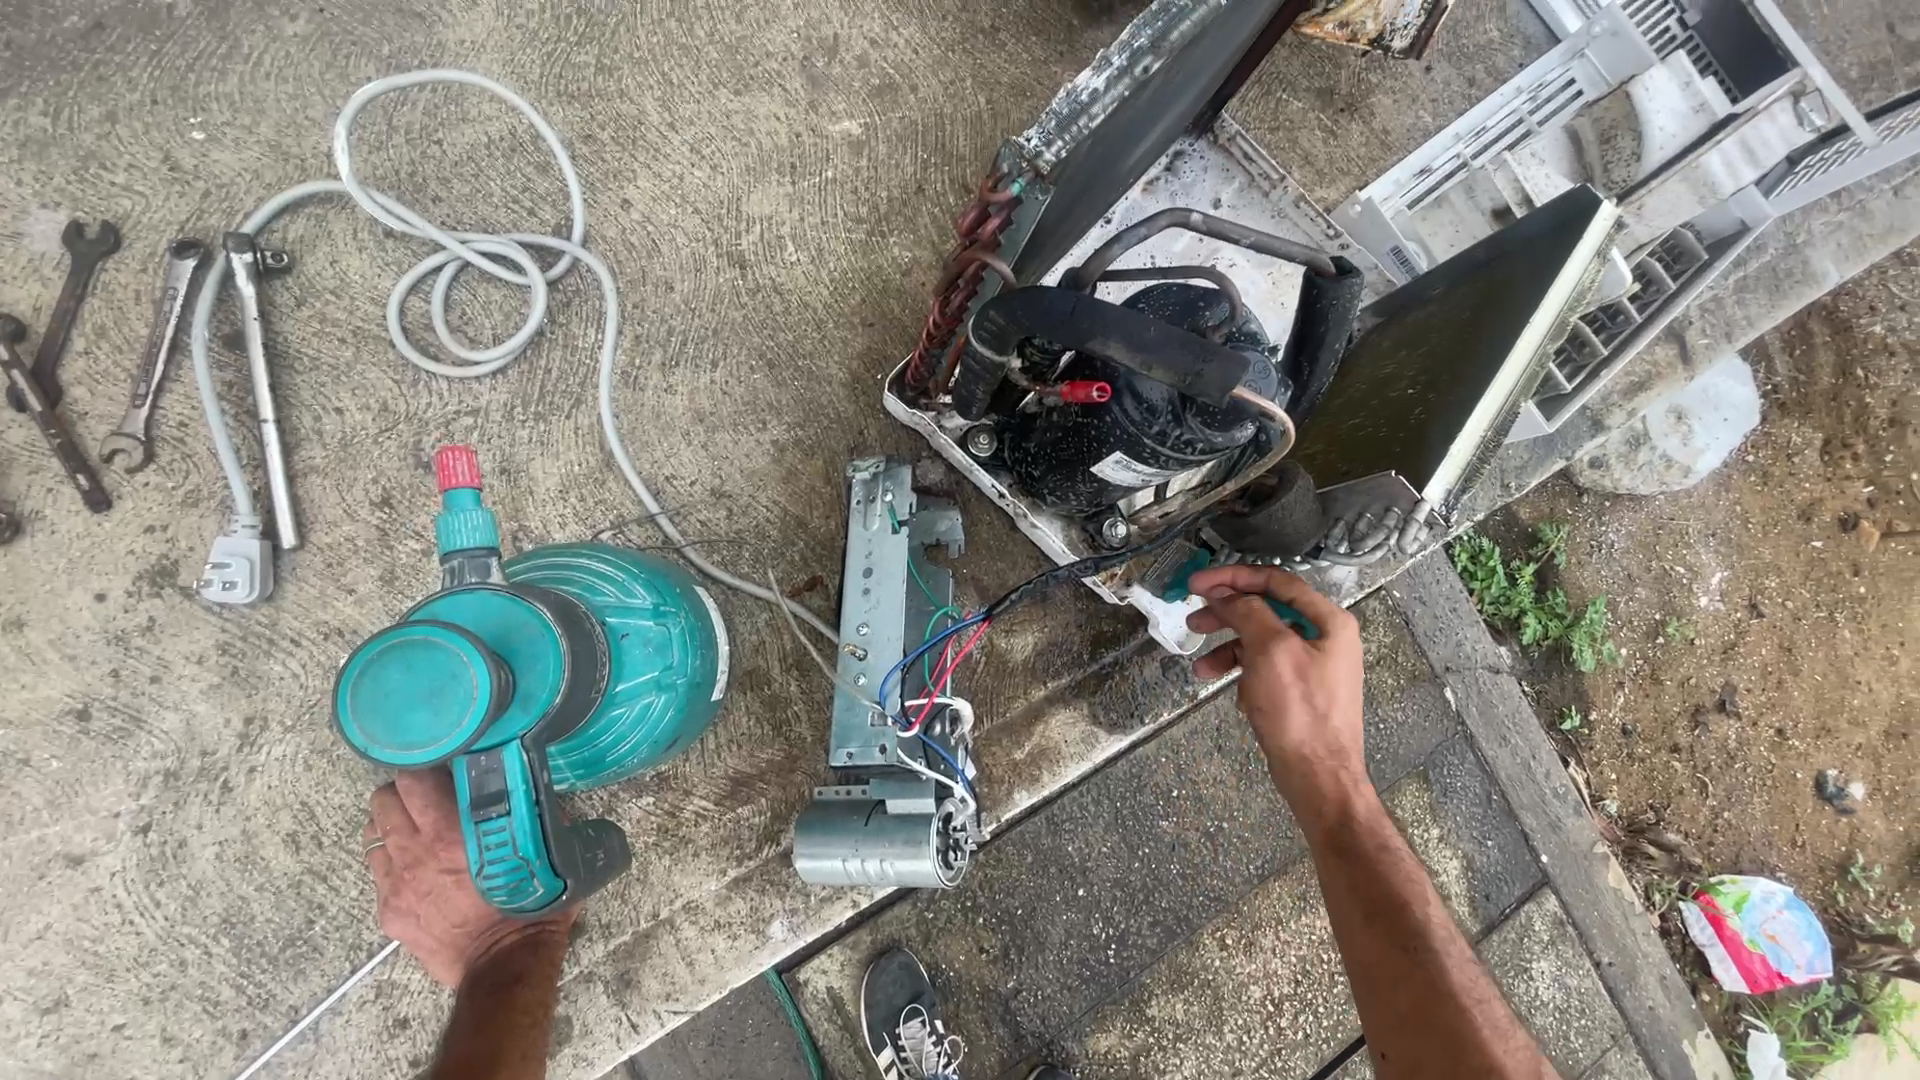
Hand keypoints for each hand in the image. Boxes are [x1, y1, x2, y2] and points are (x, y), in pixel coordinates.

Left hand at [363, 769, 575, 986]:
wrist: (506, 960)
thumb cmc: (534, 898)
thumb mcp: (545, 842)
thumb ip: (531, 807)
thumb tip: (529, 778)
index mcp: (454, 830)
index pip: (416, 778)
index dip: (430, 766)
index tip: (449, 765)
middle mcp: (417, 851)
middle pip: (384, 799)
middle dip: (405, 790)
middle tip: (430, 792)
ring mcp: (397, 882)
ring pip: (375, 832)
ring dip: (395, 822)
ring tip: (420, 826)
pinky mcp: (388, 910)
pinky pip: (378, 869)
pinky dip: (393, 857)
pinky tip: (417, 863)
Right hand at [1185, 565, 1368, 807]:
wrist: (1318, 776)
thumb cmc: (1299, 711)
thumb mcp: (1270, 651)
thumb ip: (1247, 612)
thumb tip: (1224, 593)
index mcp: (1328, 620)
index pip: (1276, 580)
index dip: (1233, 577)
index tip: (1196, 583)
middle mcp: (1323, 636)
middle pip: (1265, 608)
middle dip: (1226, 612)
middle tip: (1192, 618)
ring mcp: (1310, 663)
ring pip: (1259, 639)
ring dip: (1226, 646)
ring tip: (1199, 662)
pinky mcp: (1297, 687)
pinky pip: (1262, 665)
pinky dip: (1238, 669)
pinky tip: (1222, 684)